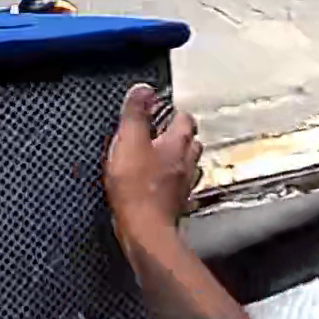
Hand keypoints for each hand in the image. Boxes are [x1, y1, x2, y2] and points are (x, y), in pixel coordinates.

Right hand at [101, 83, 201, 245]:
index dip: (174, 112)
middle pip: (190, 142)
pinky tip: (160, 182)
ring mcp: (182, 185)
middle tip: (164, 128)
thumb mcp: (128, 142)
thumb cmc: (136, 186)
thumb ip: (135, 115)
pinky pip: (177, 185)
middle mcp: (185, 163)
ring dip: (178, 157)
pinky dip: (171, 179)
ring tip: (163, 153)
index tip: (163, 107)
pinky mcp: (173, 203)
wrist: (144, 229)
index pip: (184, 121)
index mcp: (175, 144)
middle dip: (179, 134)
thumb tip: (143, 89)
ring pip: (187, 164)